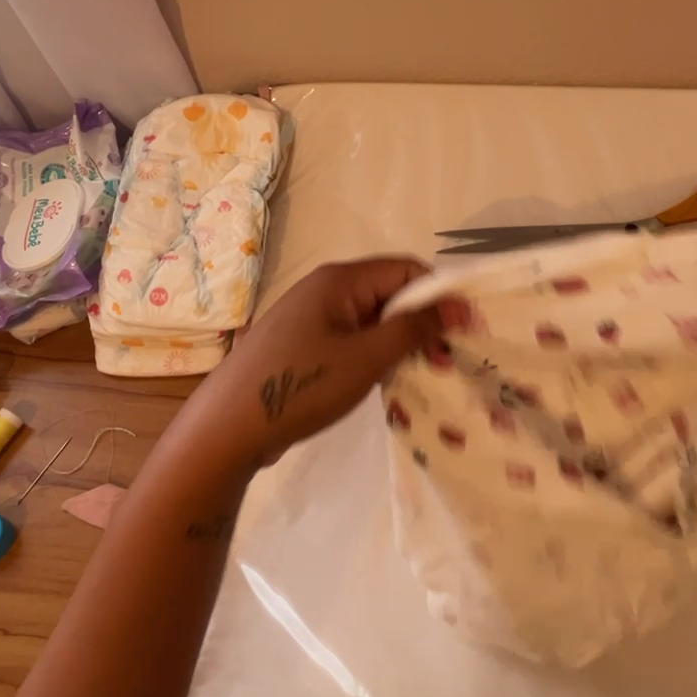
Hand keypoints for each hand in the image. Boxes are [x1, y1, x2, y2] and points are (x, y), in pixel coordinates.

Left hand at [191, 257, 450, 467]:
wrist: (228, 427)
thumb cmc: (302, 385)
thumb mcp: (367, 358)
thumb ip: (414, 329)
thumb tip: (456, 305)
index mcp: (340, 280)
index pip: (406, 269)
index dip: (440, 294)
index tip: (467, 329)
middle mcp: (325, 289)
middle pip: (389, 292)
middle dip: (422, 321)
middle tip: (448, 359)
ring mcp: (310, 317)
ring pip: (370, 319)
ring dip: (399, 341)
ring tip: (422, 373)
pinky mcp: (302, 345)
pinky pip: (350, 338)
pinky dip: (373, 354)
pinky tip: (385, 382)